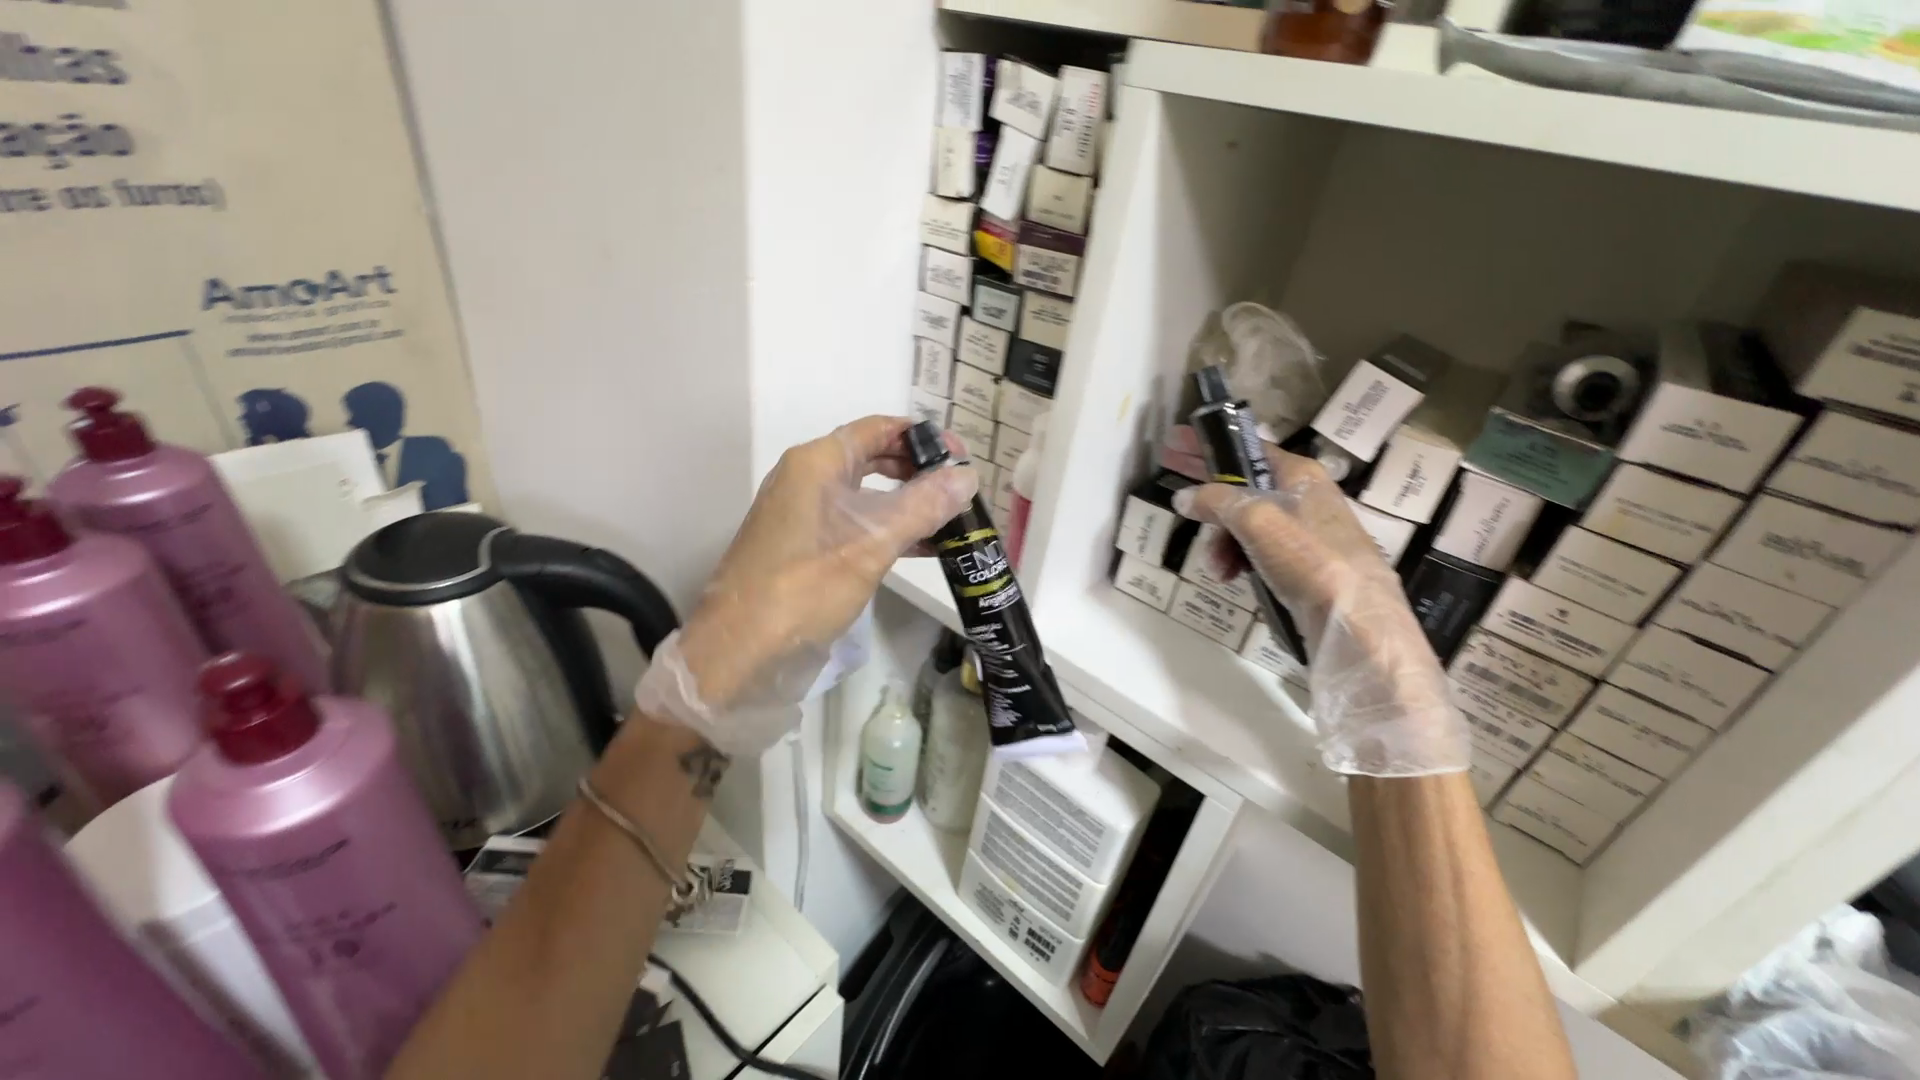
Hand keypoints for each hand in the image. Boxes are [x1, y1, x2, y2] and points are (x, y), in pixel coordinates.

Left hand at [634, 416, 977, 756]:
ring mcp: (804, 514)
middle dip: (918, 470)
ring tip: (952, 519)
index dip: (923, 437)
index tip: (963, 458)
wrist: (740, 652)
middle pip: (873, 457)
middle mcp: (808, 479)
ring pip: (866, 493)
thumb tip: (968, 476)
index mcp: (816, 463)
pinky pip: (855, 523)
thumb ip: (923, 506)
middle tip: (961, 490)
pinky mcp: (805, 547)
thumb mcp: (871, 543)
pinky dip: (888, 529)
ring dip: (908, 502)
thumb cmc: (804, 588)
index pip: (878, 429)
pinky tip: (923, 548)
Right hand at [1175, 446, 1466, 776]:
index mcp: (1300, 475)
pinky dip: (1242, 563)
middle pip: (1244, 491)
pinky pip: (1262, 555)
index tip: (1177, 448)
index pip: (1248, 448)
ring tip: (1216, 570)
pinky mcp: (1308, 568)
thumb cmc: (1309, 558)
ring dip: (1224, 544)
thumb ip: (1215, 502)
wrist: (1357, 620)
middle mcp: (1307, 498)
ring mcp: (1308, 534)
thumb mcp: (1256, 520)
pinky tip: (1234, 581)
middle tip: (1184, 516)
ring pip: (1249, 528)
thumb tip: (1183, 498)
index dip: (1212, 448)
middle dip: (1212, 509)